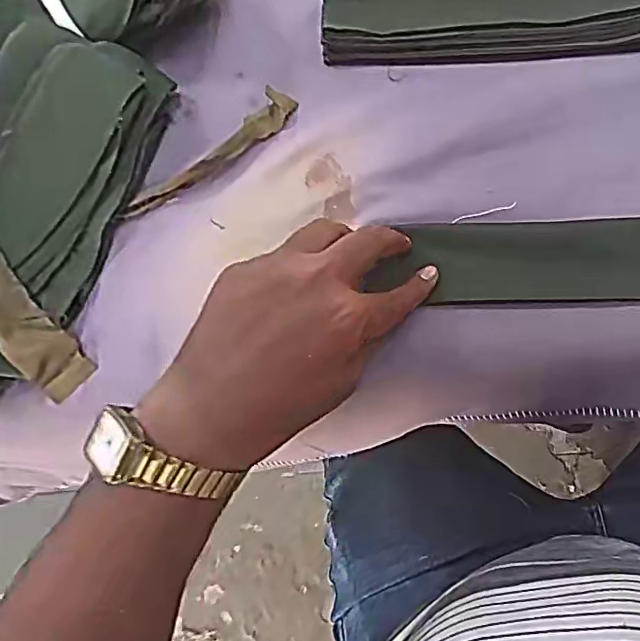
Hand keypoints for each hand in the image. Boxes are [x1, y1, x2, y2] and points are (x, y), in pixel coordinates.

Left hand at [135, 220, 435, 470]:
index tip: (427, 274)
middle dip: (391, 240)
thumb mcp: (345, 378)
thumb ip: (368, 338)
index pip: (399, 292)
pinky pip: (283, 253)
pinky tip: (294, 285)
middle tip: (397, 245)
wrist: (212, 409)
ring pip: (324, 231)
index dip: (419, 284)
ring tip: (347, 251)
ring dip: (345, 239)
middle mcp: (317, 280)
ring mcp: (278, 268)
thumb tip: (379, 316)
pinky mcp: (245, 268)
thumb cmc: (281, 405)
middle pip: (368, 241)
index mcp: (349, 315)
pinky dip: (299, 262)